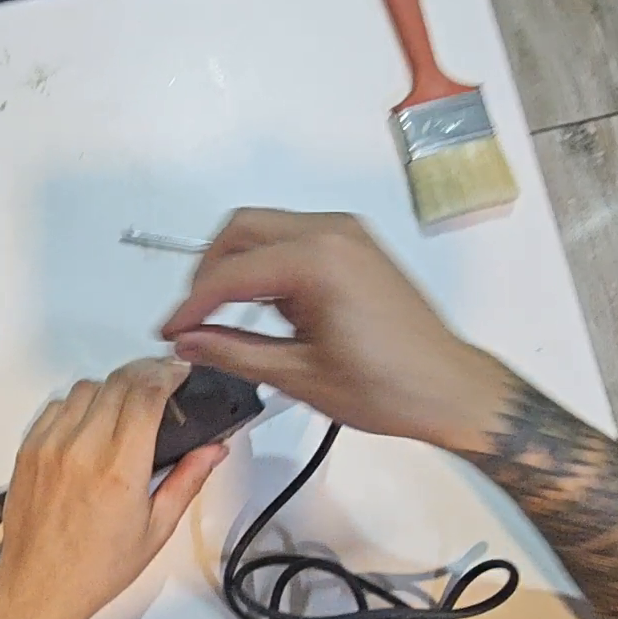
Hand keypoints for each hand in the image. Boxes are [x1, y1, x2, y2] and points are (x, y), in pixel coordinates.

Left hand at [0, 358, 228, 618]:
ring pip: (87, 387)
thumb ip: (187, 480)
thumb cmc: (96, 567)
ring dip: (112, 388)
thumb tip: (214, 449)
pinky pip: (57, 405)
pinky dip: (79, 404)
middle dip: (146, 374)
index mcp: (119, 470)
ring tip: (127, 407)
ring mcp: (50, 446)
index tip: (180, 374)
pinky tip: (92, 424)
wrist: (39, 586)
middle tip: (162, 383)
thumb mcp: (156, 530)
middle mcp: (82, 450)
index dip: (167, 375)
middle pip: (118, 381)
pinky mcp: (29, 449)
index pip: (146, 395)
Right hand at [159, 209, 511, 450]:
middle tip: (194, 320)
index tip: (168, 333)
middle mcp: (331, 232)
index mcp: (317, 261)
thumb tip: (185, 342)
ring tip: (225, 318)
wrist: (449, 389)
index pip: (230, 272)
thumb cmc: (384, 389)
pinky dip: (266, 266)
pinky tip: (265, 308)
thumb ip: (232, 352)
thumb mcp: (296, 376)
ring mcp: (346, 234)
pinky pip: (292, 239)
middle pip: (240, 230)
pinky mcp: (355, 246)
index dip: (191, 305)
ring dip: (236, 267)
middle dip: (207, 273)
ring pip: (265, 229)